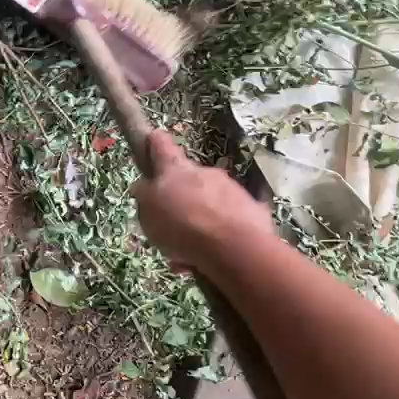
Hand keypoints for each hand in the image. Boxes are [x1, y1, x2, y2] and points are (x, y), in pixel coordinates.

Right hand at [130, 130, 272, 269]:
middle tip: (171, 225)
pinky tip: (212, 258)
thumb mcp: (147, 212)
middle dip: (181, 198)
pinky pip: (229, 220)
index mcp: (175, 170)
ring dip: (200, 222)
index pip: (161, 144)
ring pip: (210, 202)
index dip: (154, 143)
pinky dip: (220, 236)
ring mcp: (232, 189)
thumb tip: (145, 187)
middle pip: (188, 179)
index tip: (151, 139)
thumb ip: (145, 197)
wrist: (233, 248)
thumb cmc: (181, 226)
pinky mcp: (253, 210)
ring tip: (189, 254)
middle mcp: (205, 172)